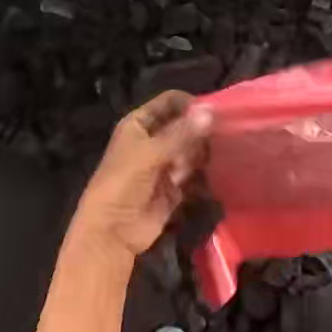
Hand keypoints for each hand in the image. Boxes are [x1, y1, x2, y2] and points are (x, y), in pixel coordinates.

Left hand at [69, 92, 212, 258]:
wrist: (113, 229)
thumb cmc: (123, 181)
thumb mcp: (150, 153)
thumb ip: (181, 134)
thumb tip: (210, 110)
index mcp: (140, 123)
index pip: (170, 102)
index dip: (190, 104)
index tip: (216, 112)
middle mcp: (153, 140)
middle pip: (185, 127)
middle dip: (199, 133)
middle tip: (218, 140)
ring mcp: (165, 164)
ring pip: (192, 151)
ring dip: (200, 156)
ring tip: (208, 163)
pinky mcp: (175, 188)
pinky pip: (195, 175)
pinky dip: (204, 176)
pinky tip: (216, 176)